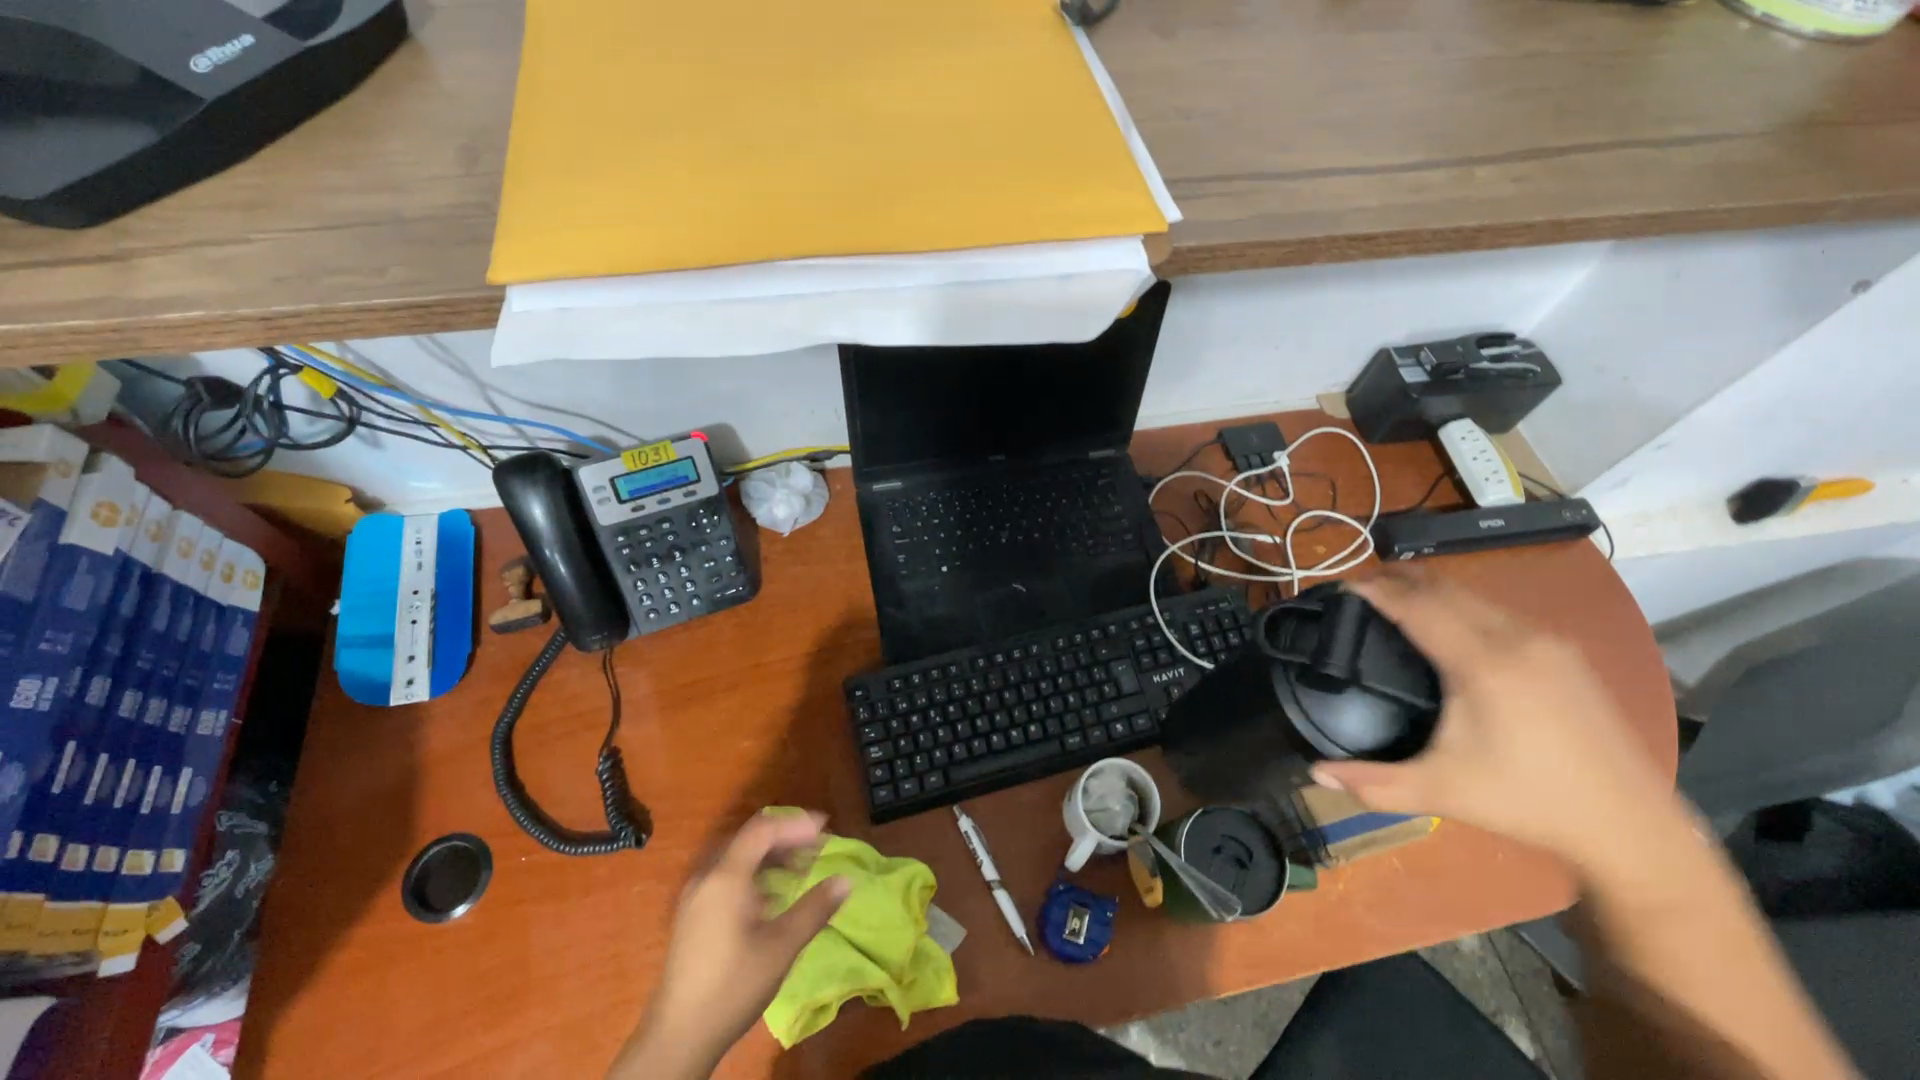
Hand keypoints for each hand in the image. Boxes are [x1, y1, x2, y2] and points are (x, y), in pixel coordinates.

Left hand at [612, 812, 850, 1079]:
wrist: (679, 1033)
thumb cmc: (734, 985)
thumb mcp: (782, 947)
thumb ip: (814, 909)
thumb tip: (846, 880)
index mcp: (726, 877)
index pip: (763, 830)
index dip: (796, 824)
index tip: (826, 827)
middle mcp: (706, 878)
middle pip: (749, 840)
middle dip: (785, 839)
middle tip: (817, 849)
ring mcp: (695, 896)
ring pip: (737, 860)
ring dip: (770, 858)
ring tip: (801, 871)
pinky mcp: (693, 915)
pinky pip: (726, 878)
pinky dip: (754, 875)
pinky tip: (773, 898)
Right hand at [1310, 570, 1684, 875]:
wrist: (1629, 823)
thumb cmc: (1527, 802)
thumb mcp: (1440, 793)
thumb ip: (1372, 782)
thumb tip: (1315, 773)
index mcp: (1483, 662)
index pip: (1417, 605)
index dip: (1377, 589)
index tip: (1342, 585)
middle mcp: (1517, 637)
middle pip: (1447, 587)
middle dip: (1401, 579)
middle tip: (1361, 588)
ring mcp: (1549, 641)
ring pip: (1477, 595)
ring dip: (1434, 590)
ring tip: (1399, 601)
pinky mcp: (1567, 654)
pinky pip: (1501, 611)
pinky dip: (1464, 605)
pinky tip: (1452, 628)